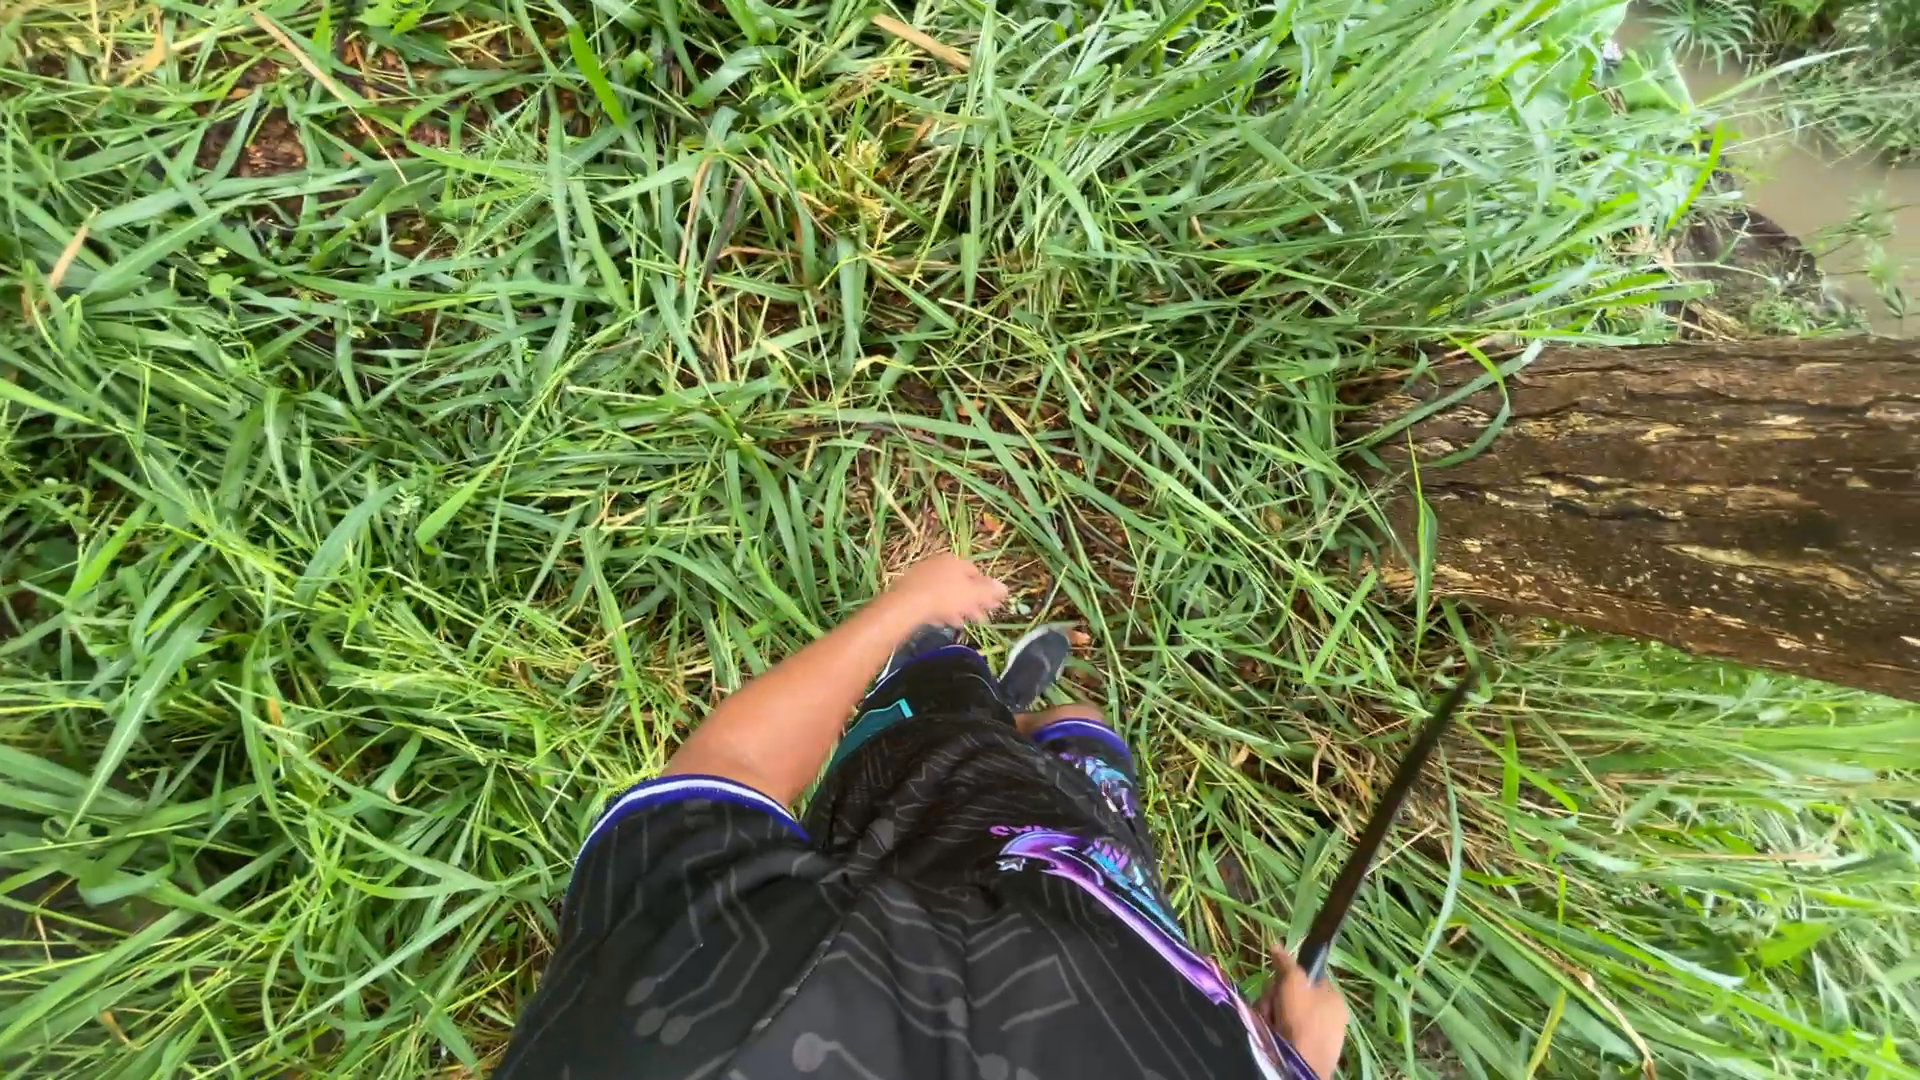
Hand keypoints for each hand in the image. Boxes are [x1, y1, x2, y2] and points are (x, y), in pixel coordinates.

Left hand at [879, 554, 1006, 628]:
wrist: (908, 603)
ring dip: (955, 609)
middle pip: (960, 584)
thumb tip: (1005, 588)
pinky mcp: (910, 589)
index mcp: (955, 561)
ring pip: (945, 593)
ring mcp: (922, 576)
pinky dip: (938, 610)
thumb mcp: (973, 594)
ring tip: (960, 624)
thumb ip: (990, 591)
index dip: (986, 590)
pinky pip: (930, 599)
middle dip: (972, 602)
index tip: (992, 605)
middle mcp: (938, 564)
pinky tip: (941, 622)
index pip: (976, 573)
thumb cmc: (946, 596)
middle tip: (979, 619)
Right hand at [1256, 947, 1348, 1078]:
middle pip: (1294, 993)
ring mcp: (1323, 1034)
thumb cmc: (1302, 1018)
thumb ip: (1285, 962)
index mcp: (1335, 997)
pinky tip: (1273, 1032)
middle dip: (1276, 996)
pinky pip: (1288, 1029)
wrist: (1303, 1064)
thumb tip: (1277, 944)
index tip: (1279, 980)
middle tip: (1272, 1002)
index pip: (1309, 975)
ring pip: (1287, 1011)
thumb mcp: (1292, 982)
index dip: (1290, 975)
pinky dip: (1277, 1028)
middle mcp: (1332, 1015)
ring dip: (1273, 1011)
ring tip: (1270, 1020)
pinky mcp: (1310, 1049)